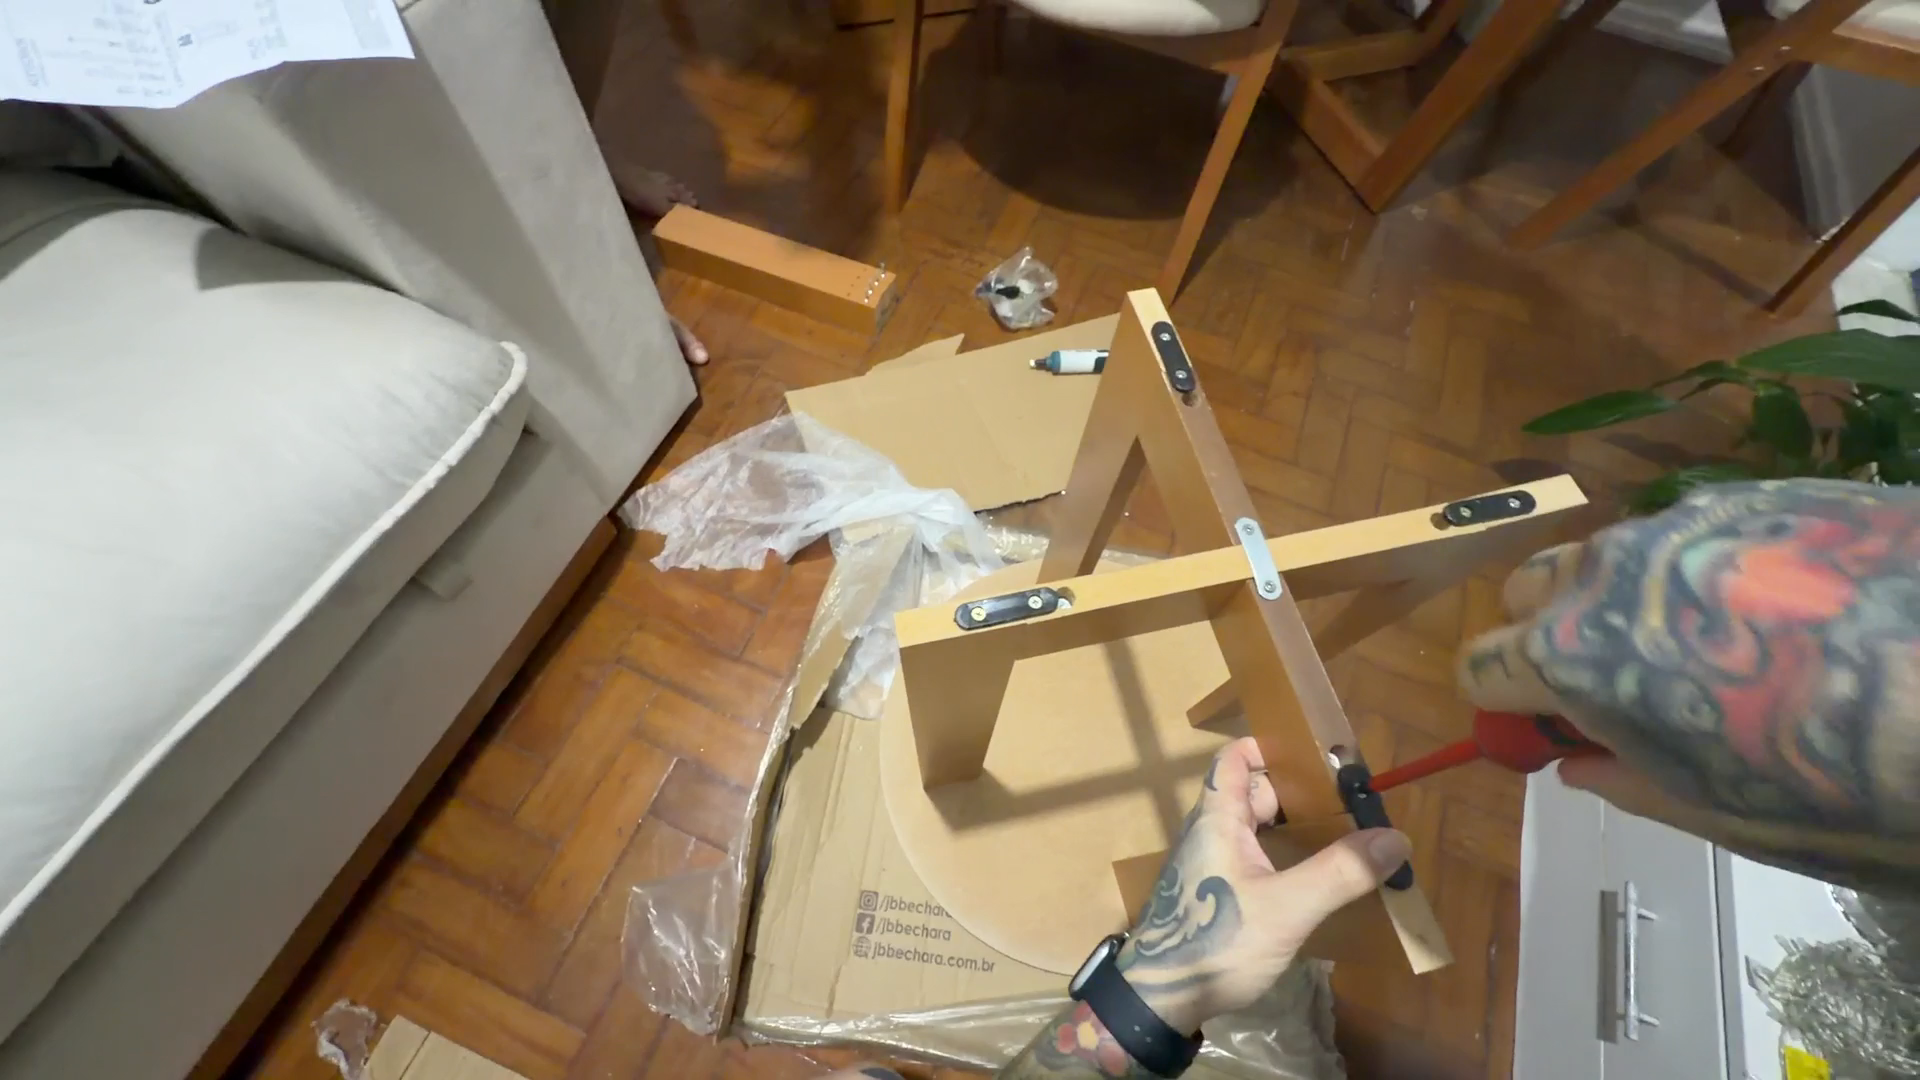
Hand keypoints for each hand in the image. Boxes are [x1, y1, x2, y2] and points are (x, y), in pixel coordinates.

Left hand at [1115, 737, 1411, 1031]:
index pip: (1233, 760)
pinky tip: (1317, 878)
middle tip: (1352, 804)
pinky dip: (1286, 856)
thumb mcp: (1286, 908)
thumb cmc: (1217, 938)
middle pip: (1254, 793)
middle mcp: (1212, 830)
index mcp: (1218, 817)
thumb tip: (1393, 837)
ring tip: (1347, 838)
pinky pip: (1256, 857)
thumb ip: (1338, 873)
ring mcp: (1213, 860)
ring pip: (1257, 828)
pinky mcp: (1218, 889)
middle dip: (1299, 793)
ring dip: (1295, 828)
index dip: (1266, 746)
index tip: (1313, 752)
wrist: (1164, 993)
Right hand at [1459, 479, 1919, 890]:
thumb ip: (1619, 778)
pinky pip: (1684, 532)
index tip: (1551, 724)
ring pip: (1601, 557)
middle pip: (1523, 594)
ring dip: (1622, 596)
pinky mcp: (1745, 496)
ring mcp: (1669, 527)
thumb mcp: (1721, 812)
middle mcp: (1597, 577)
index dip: (1504, 702)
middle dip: (1548, 632)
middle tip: (1627, 674)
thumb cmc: (1853, 780)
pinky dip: (1701, 568)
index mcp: (1570, 657)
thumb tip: (1573, 760)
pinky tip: (1791, 602)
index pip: (1477, 669)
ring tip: (1723, 635)